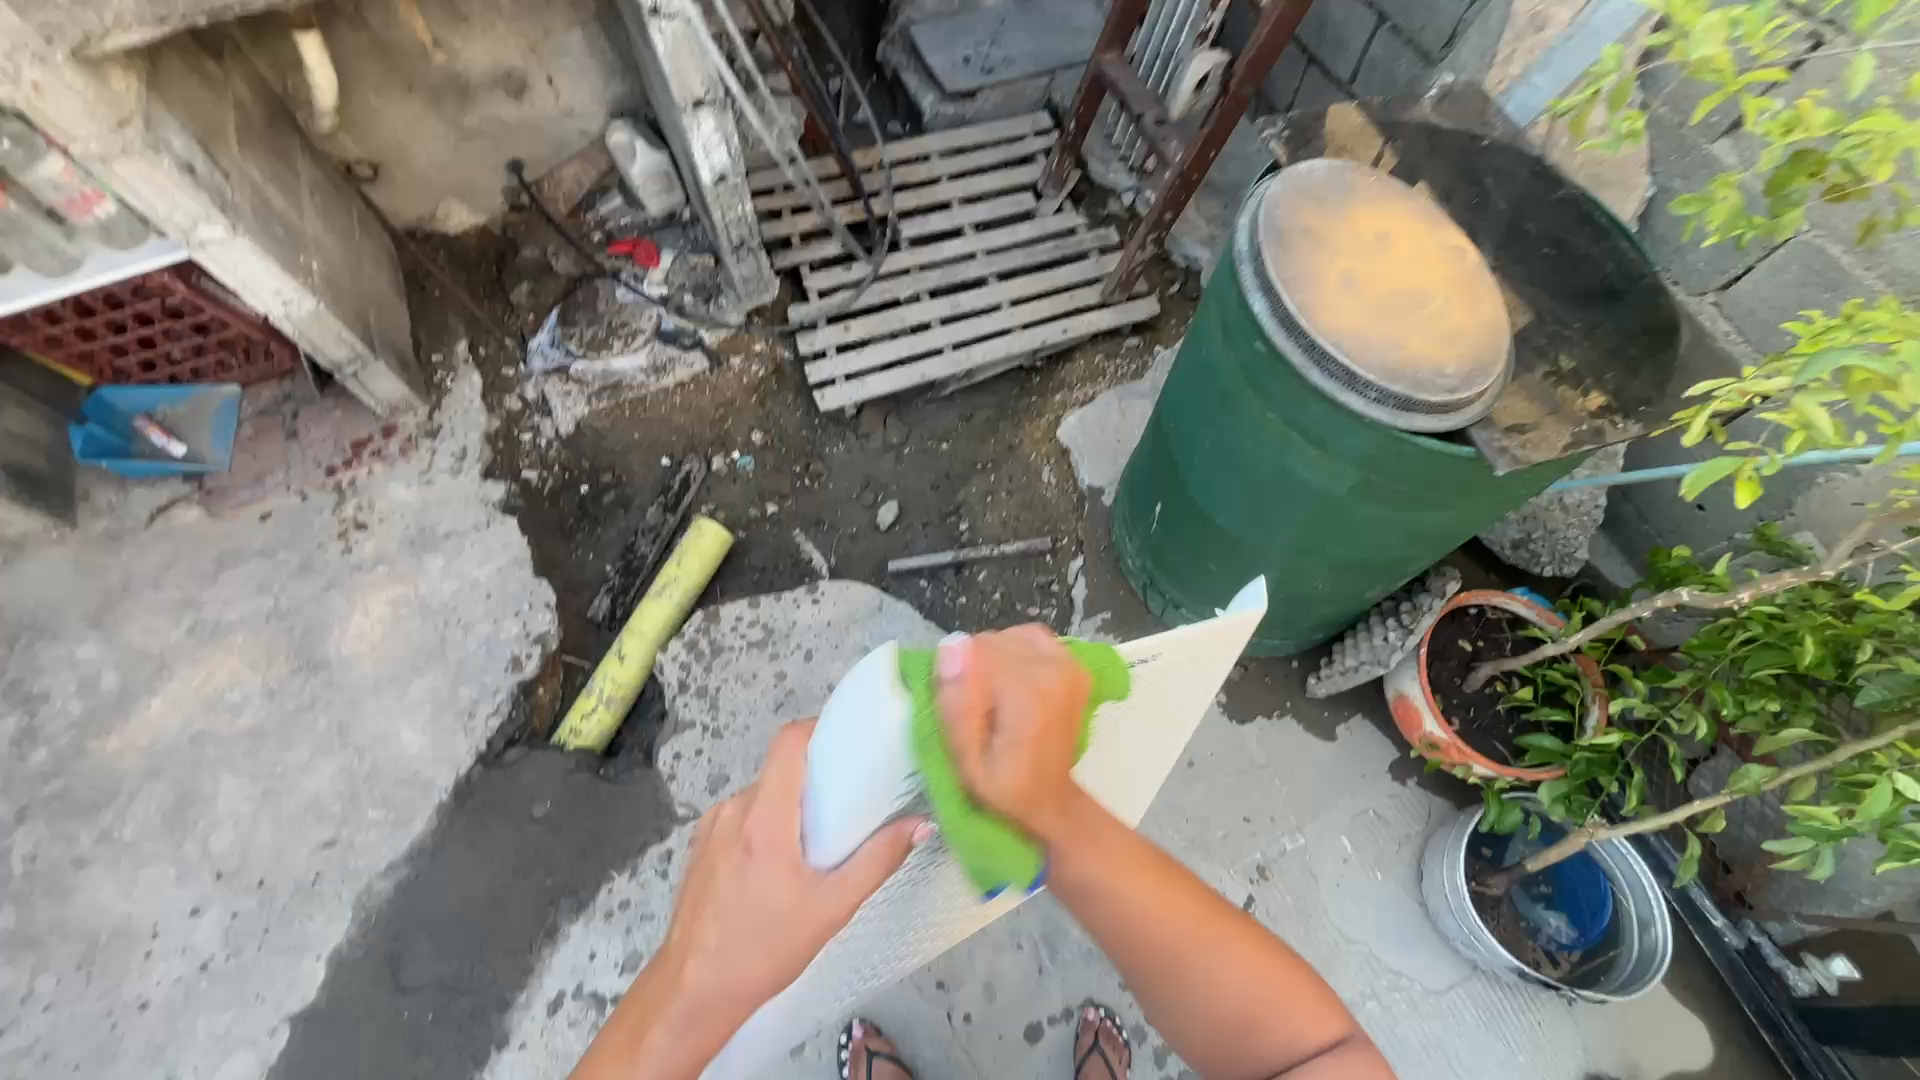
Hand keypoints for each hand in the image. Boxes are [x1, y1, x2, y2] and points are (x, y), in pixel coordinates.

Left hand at [657, 719, 927, 1025]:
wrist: (693, 994)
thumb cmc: (764, 950)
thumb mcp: (832, 908)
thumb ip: (878, 860)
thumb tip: (920, 825)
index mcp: (765, 817)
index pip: (789, 741)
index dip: (820, 729)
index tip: (850, 743)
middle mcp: (733, 809)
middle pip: (781, 769)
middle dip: (816, 779)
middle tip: (850, 804)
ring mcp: (712, 826)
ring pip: (762, 793)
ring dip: (791, 805)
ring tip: (819, 841)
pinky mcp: (701, 845)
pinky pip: (743, 814)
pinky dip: (767, 823)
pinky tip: (782, 863)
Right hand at [935, 626, 1093, 845]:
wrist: (1050, 799)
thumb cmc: (1004, 787)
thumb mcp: (966, 761)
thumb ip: (957, 704)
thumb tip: (951, 646)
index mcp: (1029, 697)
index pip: (975, 649)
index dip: (959, 675)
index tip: (965, 709)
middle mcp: (1055, 671)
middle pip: (992, 641)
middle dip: (976, 667)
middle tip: (981, 709)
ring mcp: (1070, 665)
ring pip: (1009, 636)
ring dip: (995, 659)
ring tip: (996, 696)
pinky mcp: (1074, 663)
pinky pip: (1031, 637)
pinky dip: (1016, 653)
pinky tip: (1013, 682)